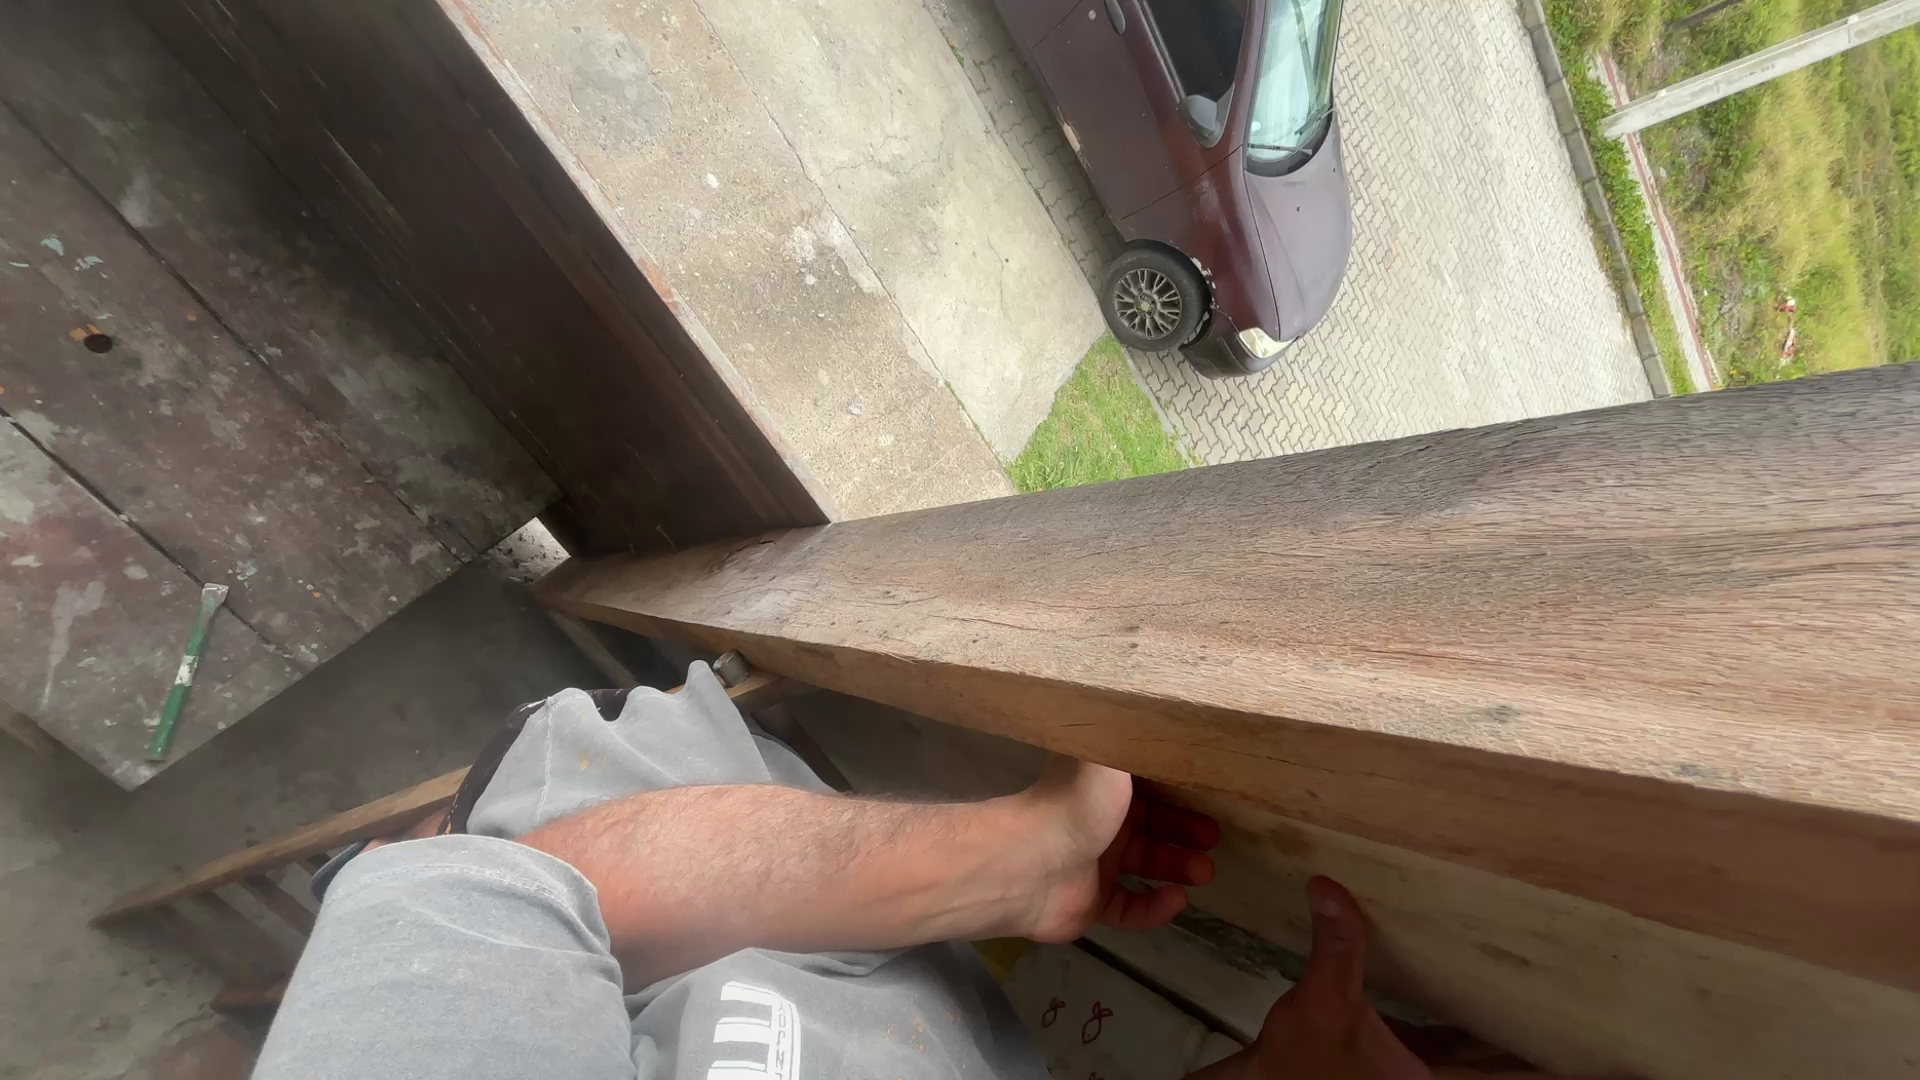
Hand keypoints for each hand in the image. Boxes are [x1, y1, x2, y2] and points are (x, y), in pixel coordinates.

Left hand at [1012, 756, 1219, 941]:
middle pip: (1151, 826)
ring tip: (1205, 872)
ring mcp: (1094, 863)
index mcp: (1101, 787)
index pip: (1145, 786)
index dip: (1176, 793)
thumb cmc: (1076, 804)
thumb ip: (1131, 737)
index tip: (1207, 797)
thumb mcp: (1109, 756)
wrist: (1032, 863)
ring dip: (1177, 867)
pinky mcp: (1091, 903)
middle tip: (1213, 839)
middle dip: (1184, 832)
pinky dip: (1156, 908)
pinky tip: (1177, 900)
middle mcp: (1098, 821)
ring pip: (1145, 866)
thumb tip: (1152, 712)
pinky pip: (1131, 907)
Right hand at [1201, 877, 1596, 1079]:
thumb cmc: (1303, 1066)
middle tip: (1623, 1036)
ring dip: (1526, 1048)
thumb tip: (1329, 887)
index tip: (1649, 1070)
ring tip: (1568, 1020)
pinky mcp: (1407, 1068)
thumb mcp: (1321, 1006)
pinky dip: (1480, 1033)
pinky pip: (1461, 1049)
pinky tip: (1484, 1004)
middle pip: (1523, 1075)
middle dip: (1568, 1061)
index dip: (1592, 1079)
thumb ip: (1335, 949)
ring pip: (1494, 1065)